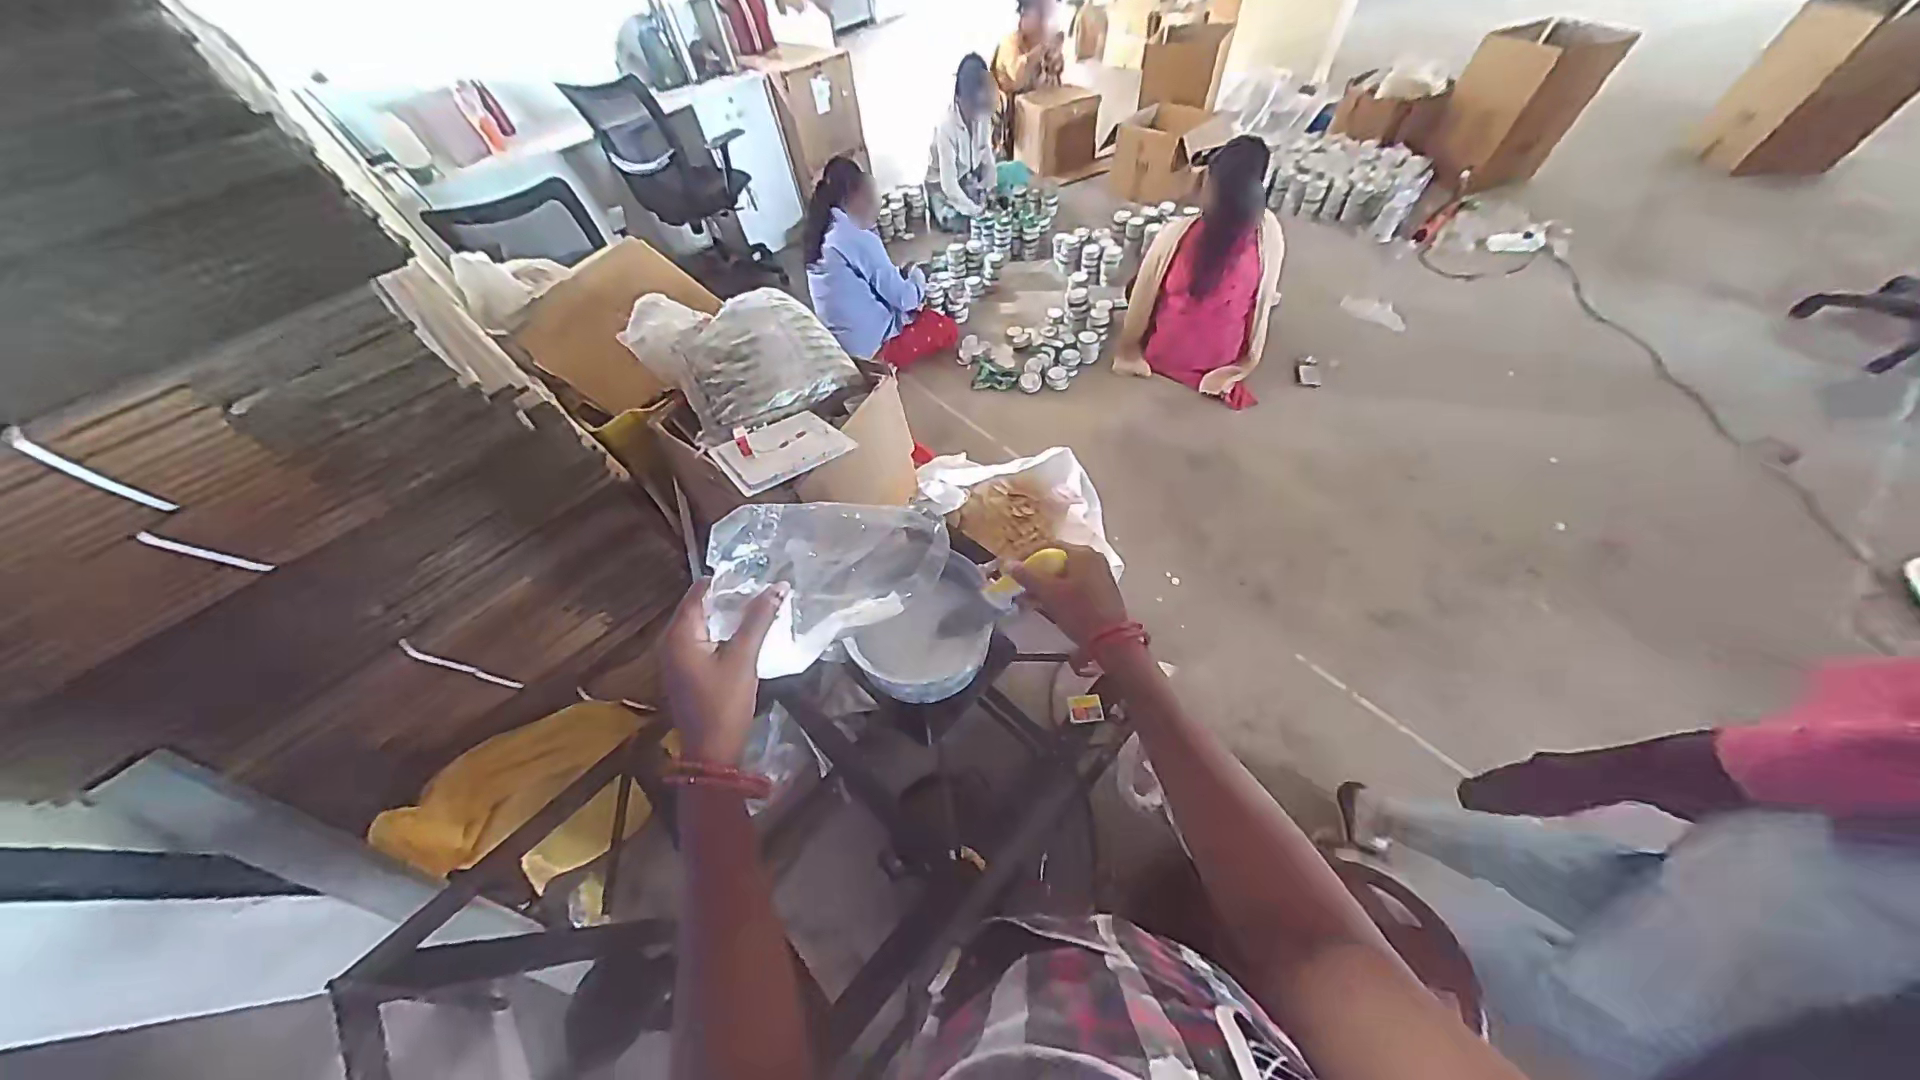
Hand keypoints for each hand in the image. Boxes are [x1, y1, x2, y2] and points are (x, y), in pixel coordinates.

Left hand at [663, 578, 785, 764]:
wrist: (711, 751)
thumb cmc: (724, 702)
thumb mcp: (744, 658)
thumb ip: (759, 619)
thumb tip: (779, 586)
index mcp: (679, 634)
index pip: (699, 592)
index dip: (725, 580)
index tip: (754, 573)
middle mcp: (670, 642)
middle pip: (698, 606)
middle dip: (728, 596)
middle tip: (760, 587)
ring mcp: (675, 659)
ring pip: (702, 624)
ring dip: (726, 615)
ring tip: (758, 605)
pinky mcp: (686, 672)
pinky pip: (702, 640)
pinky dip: (721, 632)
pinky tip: (744, 633)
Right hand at [1006, 544, 1130, 649]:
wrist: (1110, 640)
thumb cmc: (1078, 611)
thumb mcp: (1049, 593)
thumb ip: (1027, 576)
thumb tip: (1008, 563)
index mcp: (1082, 553)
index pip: (1048, 546)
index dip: (1027, 556)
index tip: (1012, 568)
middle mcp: (1093, 558)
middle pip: (1057, 560)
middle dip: (1036, 573)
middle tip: (1020, 585)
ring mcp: (1100, 574)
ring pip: (1066, 574)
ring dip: (1047, 584)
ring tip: (1030, 598)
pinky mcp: (1102, 590)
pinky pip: (1076, 584)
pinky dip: (1060, 590)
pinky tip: (1049, 604)